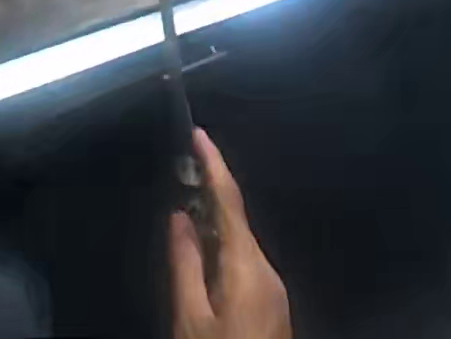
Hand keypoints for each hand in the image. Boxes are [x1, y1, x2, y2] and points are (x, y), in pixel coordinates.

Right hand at [170, 128, 290, 338]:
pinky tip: (199, 245)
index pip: (230, 201)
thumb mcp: (190, 319)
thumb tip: (179, 215)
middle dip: (209, 188)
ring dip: (213, 217)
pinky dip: (220, 242)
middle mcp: (267, 271)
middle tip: (178, 165)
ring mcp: (272, 291)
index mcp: (248, 268)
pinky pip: (242, 259)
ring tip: (181, 199)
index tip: (197, 132)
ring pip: (239, 239)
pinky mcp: (270, 307)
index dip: (214, 163)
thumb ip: (184, 262)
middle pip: (236, 217)